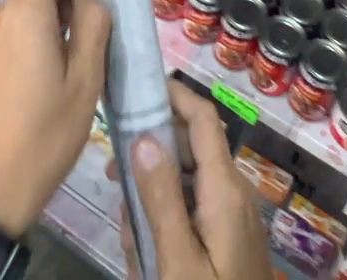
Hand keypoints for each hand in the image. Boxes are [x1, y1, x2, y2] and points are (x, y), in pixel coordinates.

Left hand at [0, 0, 111, 237]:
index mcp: (23, 15)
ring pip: (22, 15)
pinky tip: (44, 77)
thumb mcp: (85, 82)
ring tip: (73, 62)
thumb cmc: (44, 135)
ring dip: (47, 23)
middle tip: (95, 30)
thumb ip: (93, 28)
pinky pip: (6, 35)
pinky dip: (29, 40)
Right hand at [122, 81, 271, 279]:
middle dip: (152, 152)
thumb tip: (146, 136)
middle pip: (191, 147)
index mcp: (225, 188)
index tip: (137, 85)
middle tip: (111, 172)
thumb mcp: (178, 262)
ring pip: (188, 181)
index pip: (203, 118)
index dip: (174, 94)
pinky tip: (148, 252)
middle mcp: (235, 190)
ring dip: (156, 194)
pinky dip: (169, 217)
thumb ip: (160, 199)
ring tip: (130, 230)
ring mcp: (235, 213)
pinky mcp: (231, 234)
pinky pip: (195, 209)